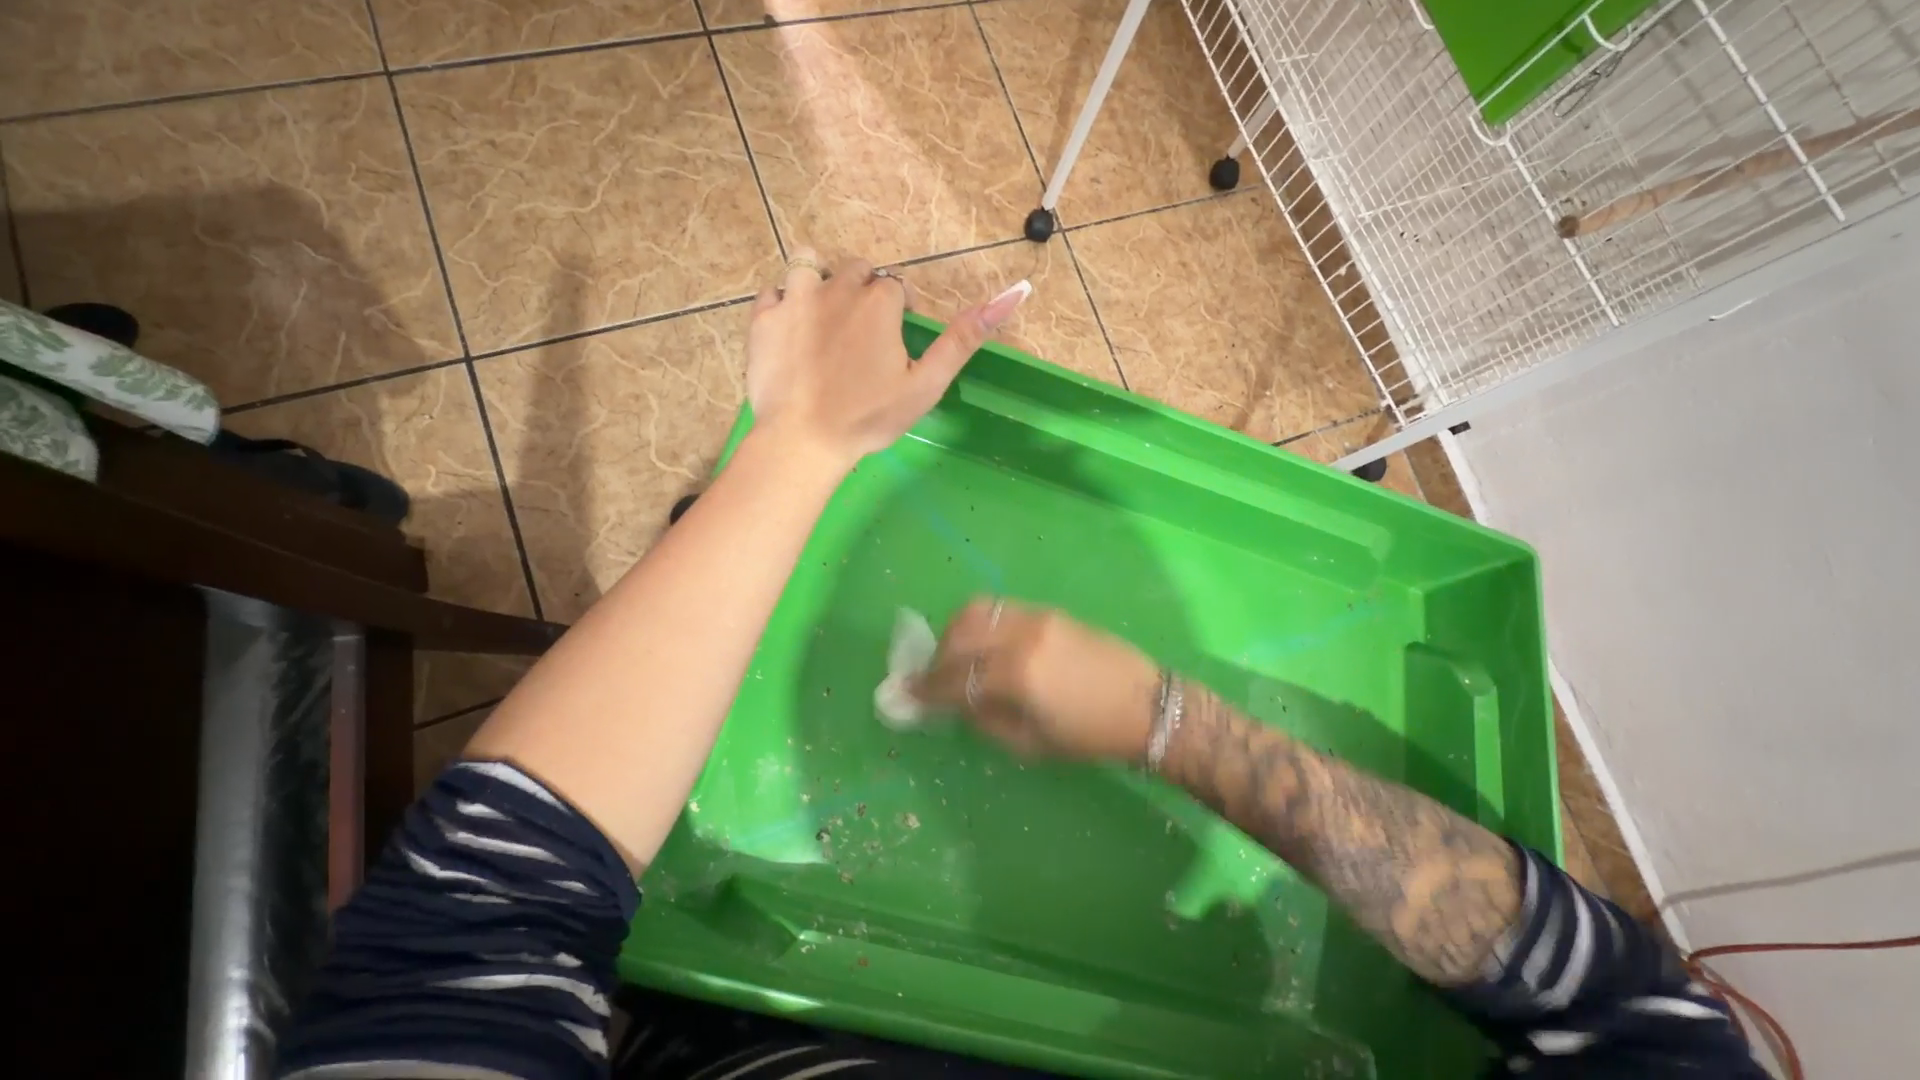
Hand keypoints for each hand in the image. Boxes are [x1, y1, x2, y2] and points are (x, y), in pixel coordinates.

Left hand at [744, 249, 1030, 466]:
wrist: (803, 440)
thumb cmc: (868, 417)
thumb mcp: (927, 383)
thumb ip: (965, 337)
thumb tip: (1016, 291)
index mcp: (879, 300)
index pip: (897, 288)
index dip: (899, 314)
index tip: (894, 347)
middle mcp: (837, 287)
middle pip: (856, 273)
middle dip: (862, 295)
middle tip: (861, 342)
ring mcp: (794, 299)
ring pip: (811, 268)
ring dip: (821, 287)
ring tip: (824, 327)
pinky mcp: (762, 318)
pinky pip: (773, 293)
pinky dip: (783, 306)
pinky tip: (791, 335)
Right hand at [913, 597, 1159, 761]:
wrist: (1146, 706)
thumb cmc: (1089, 736)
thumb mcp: (1030, 744)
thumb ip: (984, 718)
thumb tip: (953, 702)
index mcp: (1017, 674)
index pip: (955, 677)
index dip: (926, 689)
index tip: (907, 695)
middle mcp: (1022, 636)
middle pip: (959, 633)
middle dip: (936, 656)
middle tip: (930, 678)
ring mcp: (1036, 617)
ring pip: (976, 610)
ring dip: (955, 633)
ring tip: (955, 658)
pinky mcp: (1049, 611)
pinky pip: (1000, 609)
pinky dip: (980, 624)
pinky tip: (983, 646)